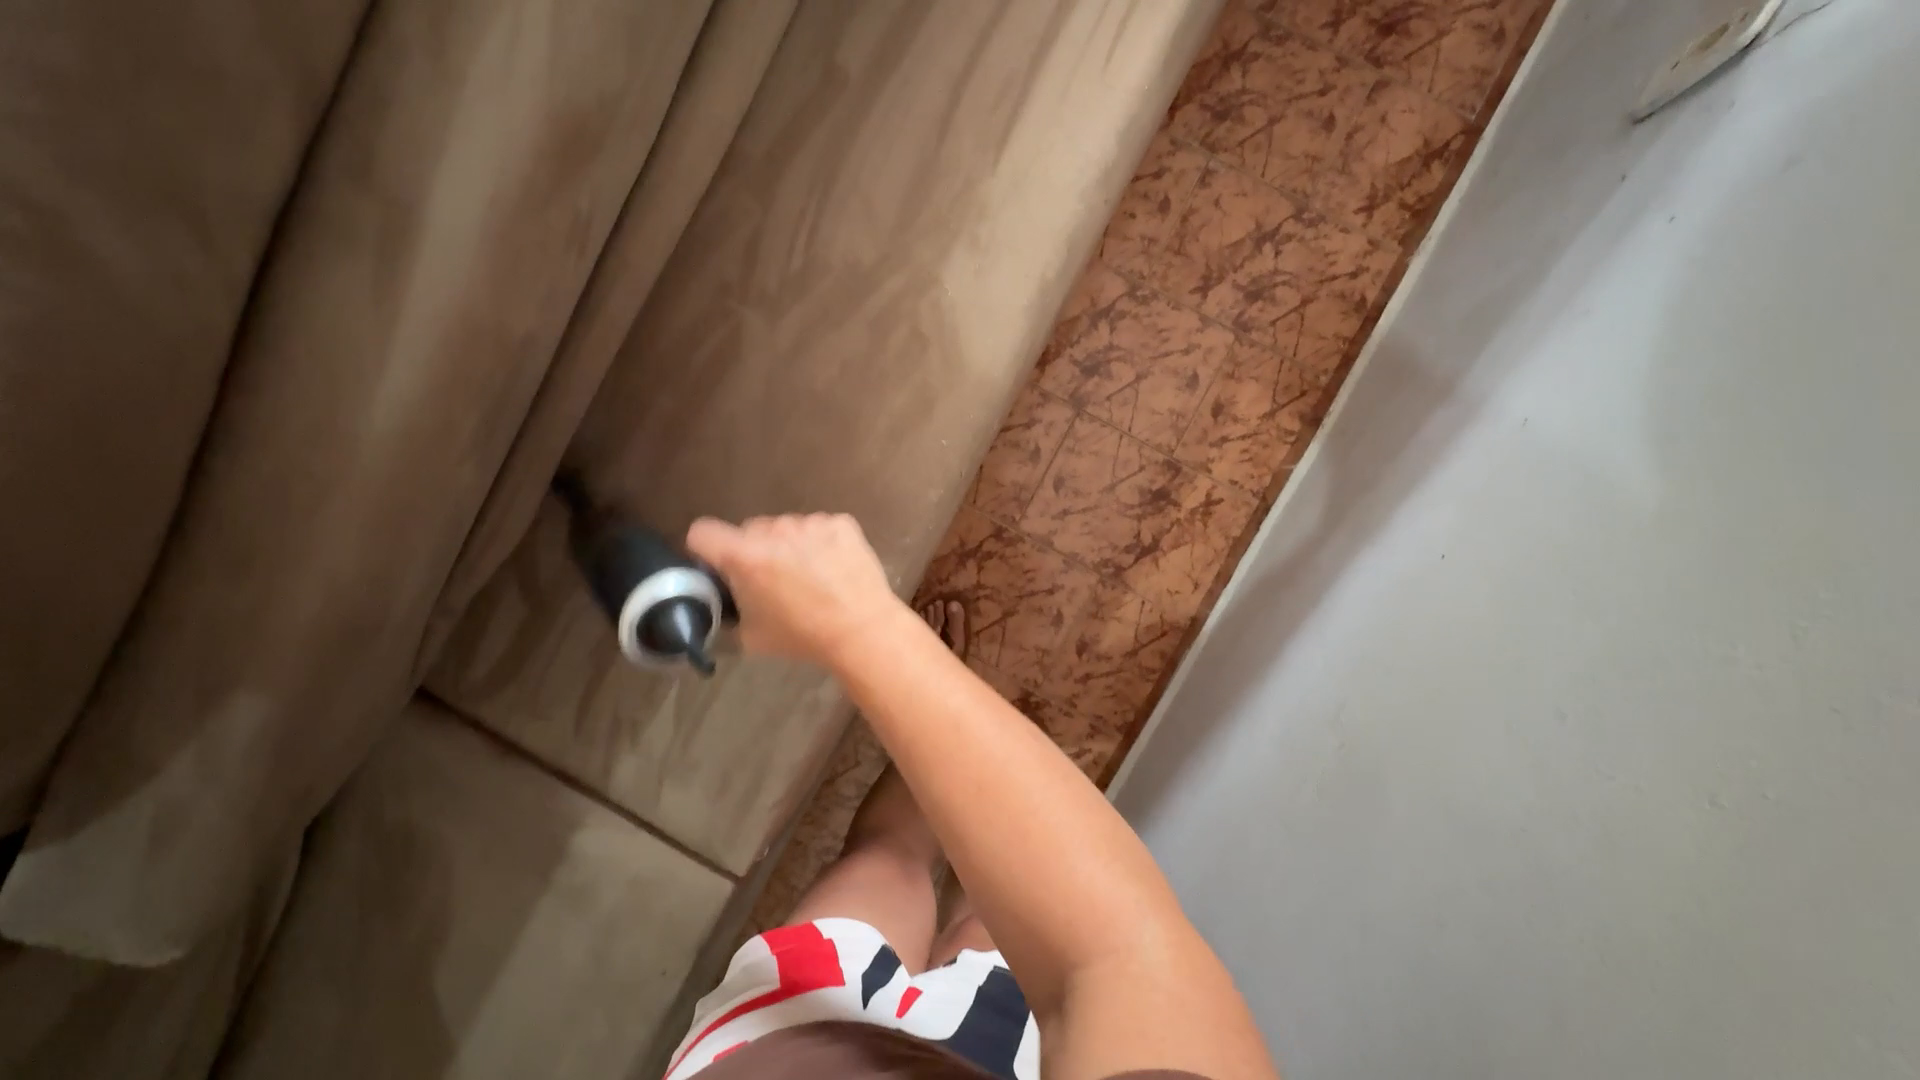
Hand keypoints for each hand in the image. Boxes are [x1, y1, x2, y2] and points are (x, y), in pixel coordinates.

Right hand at [685, 514, 906, 668]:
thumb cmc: (804, 637)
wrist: (863, 630)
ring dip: (789, 545)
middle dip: (754, 550)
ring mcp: (810, 523)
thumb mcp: (752, 636)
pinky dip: (821, 543)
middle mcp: (774, 531)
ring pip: (786, 528)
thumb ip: (731, 613)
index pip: (702, 532)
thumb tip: (726, 604)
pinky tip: (833, 568)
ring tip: (810, 576)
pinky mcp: (840, 522)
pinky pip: (818, 527)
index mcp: (745, 557)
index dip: (705, 548)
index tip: (718, 564)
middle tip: (771, 579)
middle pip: (749, 530)